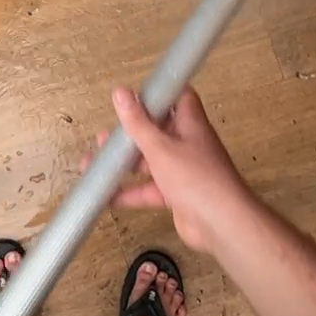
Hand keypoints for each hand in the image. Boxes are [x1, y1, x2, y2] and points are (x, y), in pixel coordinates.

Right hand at [99, 86, 261, 252]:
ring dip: (125, 162)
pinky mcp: (177, 195)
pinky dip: (130, 192)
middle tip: (105, 136)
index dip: (158, 93)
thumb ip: (138, 123)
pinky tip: (106, 195)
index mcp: (190, 124)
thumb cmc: (194, 177)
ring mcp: (183, 170)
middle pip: (158, 130)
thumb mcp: (160, 147)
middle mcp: (188, 143)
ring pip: (150, 161)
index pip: (178, 97)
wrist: (220, 224)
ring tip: (94, 162)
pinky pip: (150, 189)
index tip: (133, 96)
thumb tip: (121, 91)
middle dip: (131, 133)